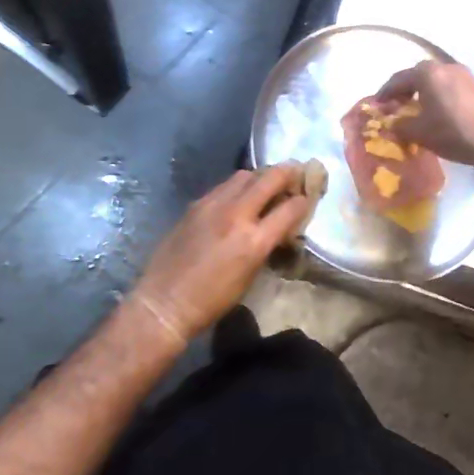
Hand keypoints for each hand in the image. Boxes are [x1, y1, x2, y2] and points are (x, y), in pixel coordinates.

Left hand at [128, 164, 314, 342]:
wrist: (164, 302)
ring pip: (245, 175)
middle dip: (288, 173)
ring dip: (261, 176)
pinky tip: (239, 196)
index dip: (304, 200)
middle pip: (270, 177)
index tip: (309, 197)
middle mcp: (236, 214)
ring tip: (267, 183)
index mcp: (254, 240)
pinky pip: (224, 185)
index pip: (290, 208)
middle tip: (296, 173)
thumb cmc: (212, 300)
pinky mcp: (197, 203)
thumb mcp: (250, 275)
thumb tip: (280, 225)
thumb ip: (267, 243)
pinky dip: (238, 186)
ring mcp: (214, 204)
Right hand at [377, 61, 473, 172]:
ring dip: (422, 91)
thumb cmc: (451, 132)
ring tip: (414, 109)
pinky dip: (437, 94)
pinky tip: (436, 110)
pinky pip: (449, 85)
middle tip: (394, 105)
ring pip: (435, 79)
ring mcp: (464, 74)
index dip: (384, 93)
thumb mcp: (418, 132)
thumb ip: (398, 124)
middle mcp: (445, 66)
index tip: (376, 105)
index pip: (398, 79)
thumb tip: (390, 122)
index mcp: (427, 73)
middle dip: (404, 90)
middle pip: (417, 75)